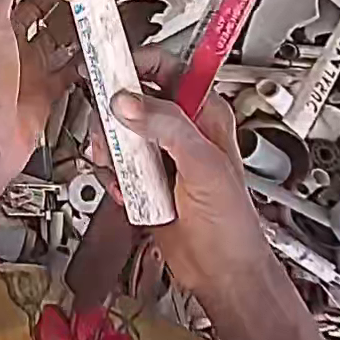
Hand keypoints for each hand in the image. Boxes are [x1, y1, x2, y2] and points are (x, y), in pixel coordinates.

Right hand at [107, 48, 273, 299]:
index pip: (163, 67)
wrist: (222, 276)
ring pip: (115, 129)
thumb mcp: (204, 167)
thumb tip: (127, 101)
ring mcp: (158, 152)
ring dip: (110, 149)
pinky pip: (112, 161)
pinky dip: (111, 173)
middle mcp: (178, 127)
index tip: (107, 64)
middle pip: (130, 97)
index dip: (134, 62)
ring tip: (121, 168)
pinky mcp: (141, 175)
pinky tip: (127, 190)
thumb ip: (167, 127)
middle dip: (114, 116)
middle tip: (113, 132)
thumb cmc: (232, 227)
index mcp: (203, 112)